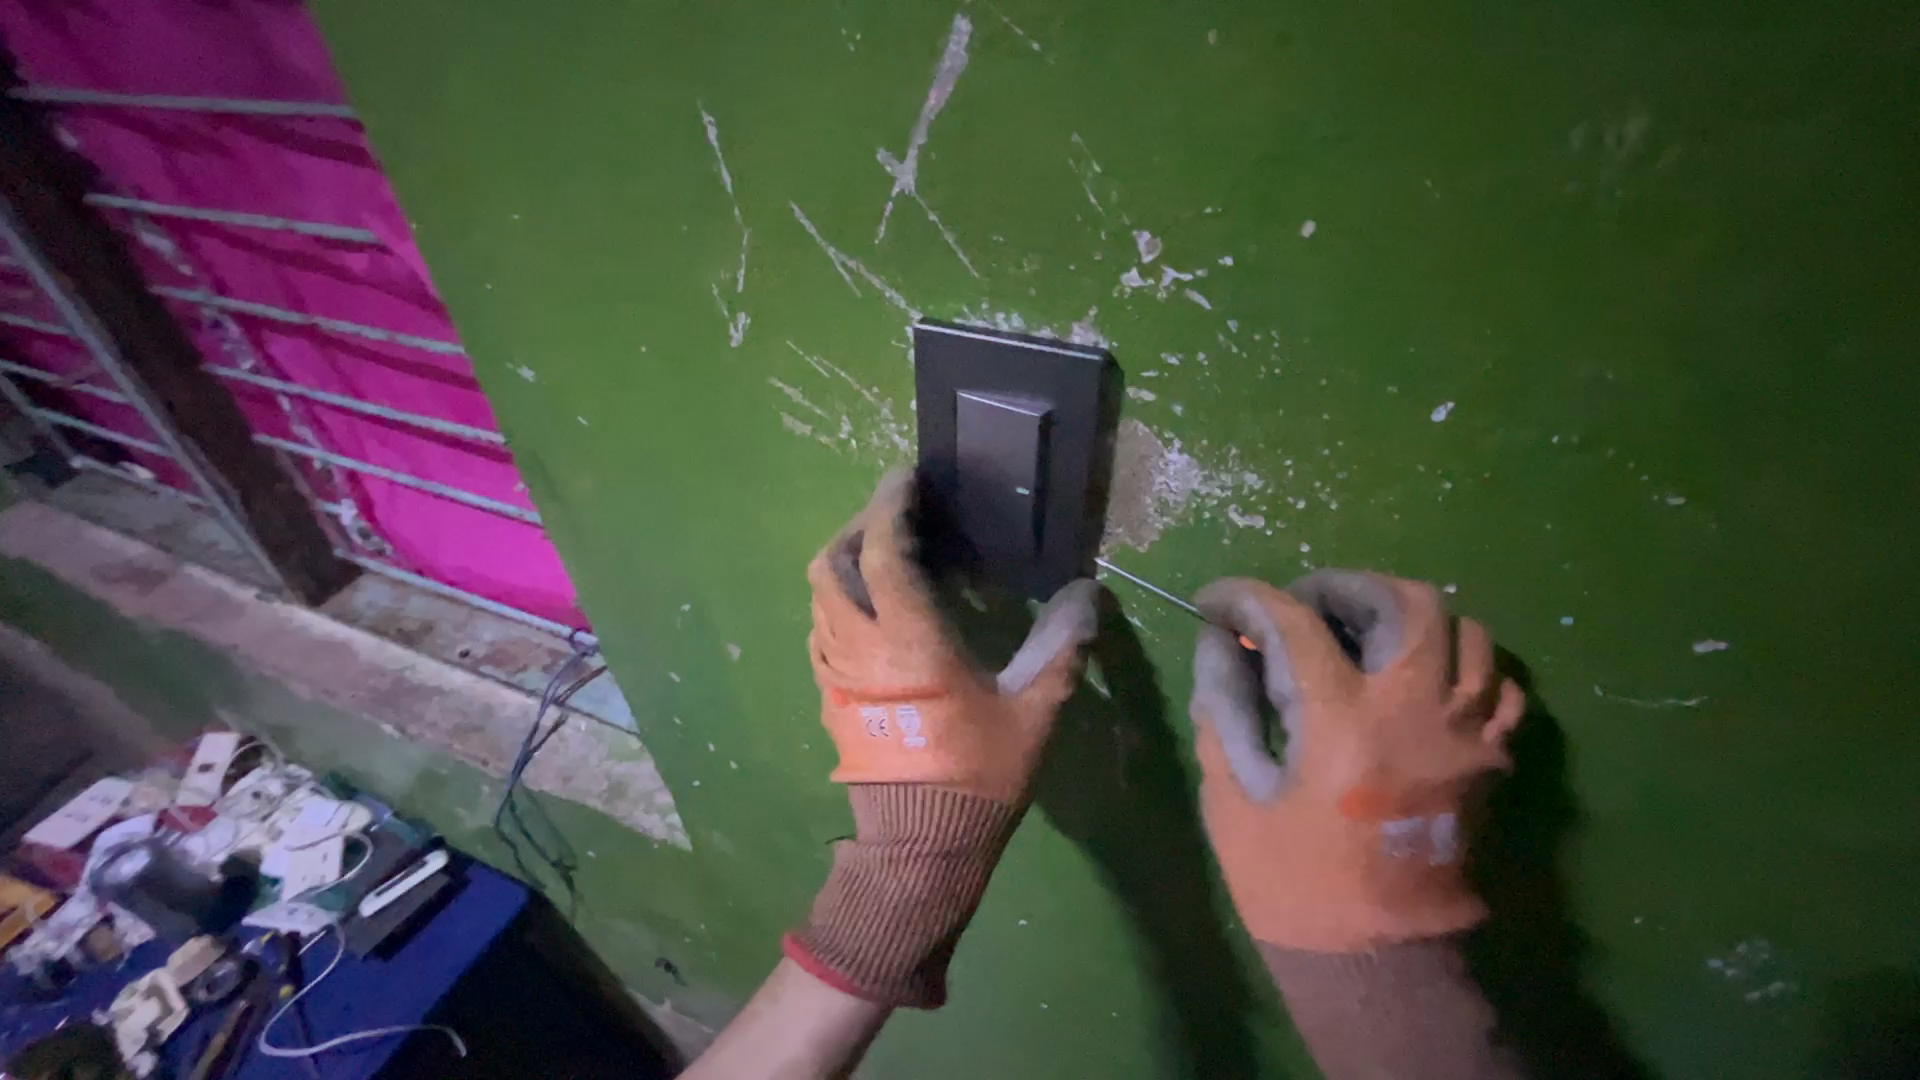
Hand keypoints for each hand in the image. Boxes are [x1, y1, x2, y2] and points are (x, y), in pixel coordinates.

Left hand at [784, 469, 1099, 1006]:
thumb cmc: (978, 773)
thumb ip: (1059, 648)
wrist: (920, 847)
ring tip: (883, 553)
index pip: (882, 551)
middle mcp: (859, 645)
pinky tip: (873, 608)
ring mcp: (834, 671)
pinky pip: (821, 627)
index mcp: (908, 639)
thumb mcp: (1031, 711)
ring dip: (843, 562)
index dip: (889, 505)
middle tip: (894, 514)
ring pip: (819, 596)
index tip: (904, 477)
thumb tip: (1087, 595)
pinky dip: (839, 599)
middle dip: (858, 526)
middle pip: (831, 563)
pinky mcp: (828, 695)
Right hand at [1189, 570, 1523, 951]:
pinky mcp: (1490, 758)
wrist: (1379, 956)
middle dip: (1340, 585)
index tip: (1214, 600)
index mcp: (1343, 726)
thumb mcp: (1231, 792)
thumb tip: (1218, 641)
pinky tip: (1411, 676)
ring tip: (1356, 631)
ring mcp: (1466, 734)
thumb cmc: (1289, 877)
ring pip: (1463, 629)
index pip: (1293, 623)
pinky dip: (1453, 659)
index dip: (1245, 598)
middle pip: (1403, 602)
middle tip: (1299, 603)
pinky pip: (1495, 681)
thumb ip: (1222, 704)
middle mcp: (1416, 714)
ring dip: (1402, 614)